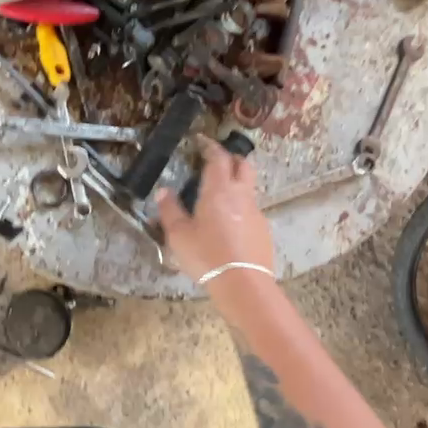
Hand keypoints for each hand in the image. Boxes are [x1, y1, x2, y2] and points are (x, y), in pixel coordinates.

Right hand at [155, 141, 274, 283]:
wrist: (243, 285)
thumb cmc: (206, 256)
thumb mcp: (178, 235)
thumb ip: (169, 210)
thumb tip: (163, 191)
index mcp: (218, 190)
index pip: (218, 158)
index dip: (210, 147)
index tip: (202, 142)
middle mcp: (240, 195)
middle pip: (243, 165)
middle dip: (231, 158)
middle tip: (217, 161)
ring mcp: (256, 212)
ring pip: (249, 188)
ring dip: (237, 184)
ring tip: (221, 195)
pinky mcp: (263, 230)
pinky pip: (252, 210)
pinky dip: (241, 208)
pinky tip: (230, 224)